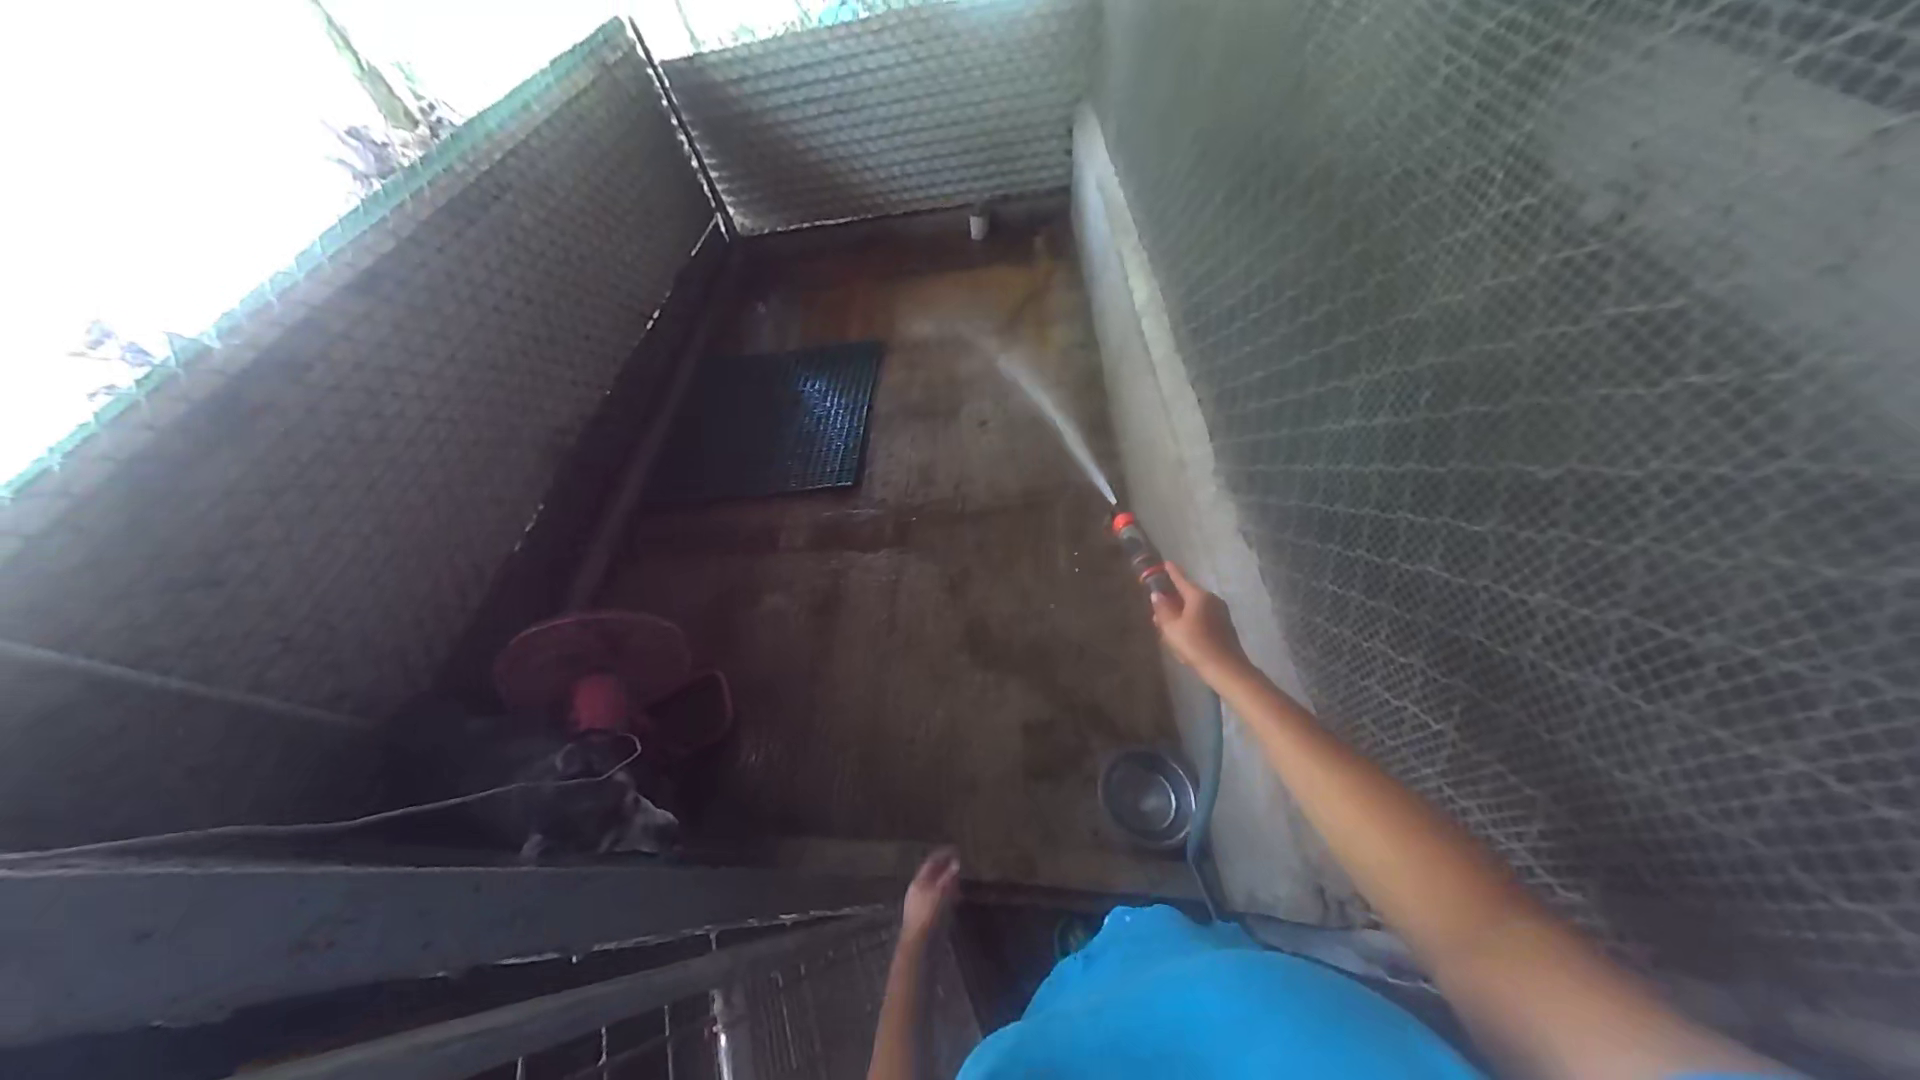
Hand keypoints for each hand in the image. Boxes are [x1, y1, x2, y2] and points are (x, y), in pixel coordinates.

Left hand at [900, 847, 960, 940]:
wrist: (917, 942)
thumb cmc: (927, 914)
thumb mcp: (939, 893)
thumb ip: (948, 877)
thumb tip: (956, 862)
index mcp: (918, 881)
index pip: (931, 862)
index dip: (943, 854)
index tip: (955, 849)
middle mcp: (917, 889)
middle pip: (933, 874)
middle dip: (945, 868)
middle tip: (959, 863)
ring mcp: (920, 902)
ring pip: (935, 886)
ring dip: (947, 882)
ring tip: (959, 880)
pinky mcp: (924, 914)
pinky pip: (937, 898)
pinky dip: (946, 895)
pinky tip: (954, 899)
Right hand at [1151, 562, 1248, 674]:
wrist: (1226, 668)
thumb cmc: (1195, 644)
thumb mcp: (1172, 627)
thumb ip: (1163, 609)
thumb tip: (1157, 595)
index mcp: (1199, 596)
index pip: (1181, 579)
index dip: (1171, 572)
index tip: (1165, 563)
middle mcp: (1212, 600)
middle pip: (1187, 595)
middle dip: (1172, 600)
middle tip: (1157, 610)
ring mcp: (1220, 613)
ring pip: (1194, 608)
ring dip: (1179, 614)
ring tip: (1166, 627)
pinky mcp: (1224, 626)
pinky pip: (1202, 617)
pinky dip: (1190, 621)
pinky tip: (1182, 635)